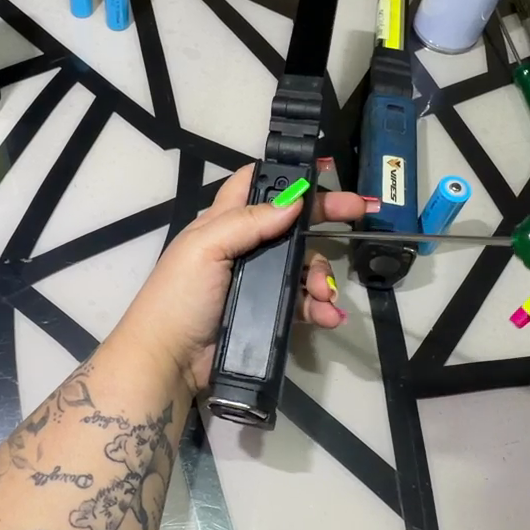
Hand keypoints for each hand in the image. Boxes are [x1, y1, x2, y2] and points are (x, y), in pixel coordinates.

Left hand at [112, 165, 365, 394]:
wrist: (170, 360)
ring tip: (323, 293)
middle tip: (359, 210)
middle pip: (292, 223)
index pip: (257, 185)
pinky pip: (303, 303)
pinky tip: (329, 316)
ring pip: (304, 265)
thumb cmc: (180, 295)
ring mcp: (258, 281)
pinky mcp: (267, 313)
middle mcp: (244, 246)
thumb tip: (295, 199)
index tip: (323, 169)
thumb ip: (248, 222)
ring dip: (322, 275)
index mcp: (224, 222)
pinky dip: (321, 308)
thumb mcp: (205, 247)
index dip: (287, 174)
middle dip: (325, 216)